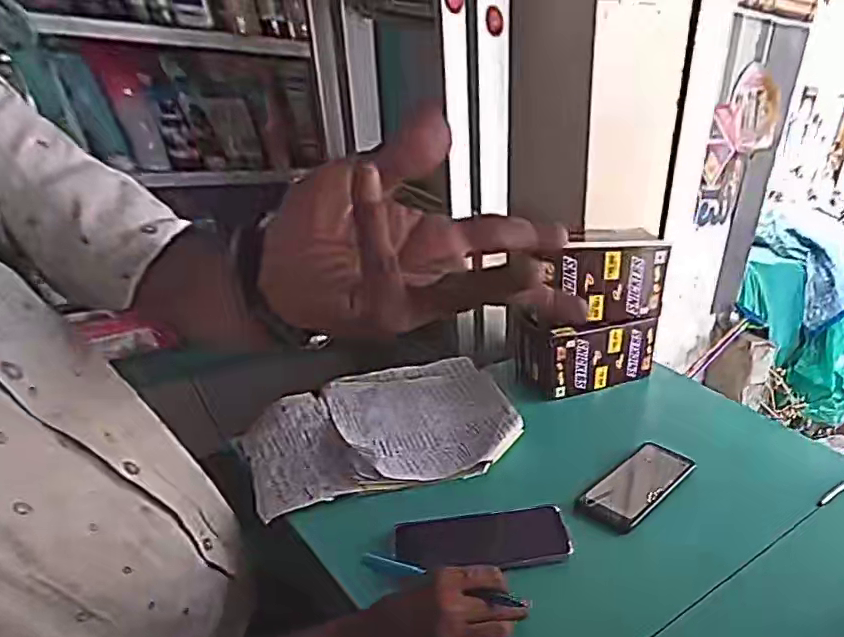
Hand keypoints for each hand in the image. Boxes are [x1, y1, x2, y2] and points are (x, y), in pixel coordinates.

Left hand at [259, 106, 588, 338]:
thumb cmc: (317, 233)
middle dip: (532, 282)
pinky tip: (370, 181)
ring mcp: (409, 299)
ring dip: (495, 281)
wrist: (272, 270)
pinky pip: (384, 266)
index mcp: (434, 247)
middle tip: (570, 287)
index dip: (529, 240)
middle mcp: (430, 277)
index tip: (562, 241)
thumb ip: (404, 155)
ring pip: (460, 294)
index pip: (491, 243)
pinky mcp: (379, 308)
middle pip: (491, 281)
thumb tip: (442, 121)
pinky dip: (372, 224)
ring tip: (530, 269)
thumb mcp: (363, 177)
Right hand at [340, 566, 527, 636]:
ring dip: (502, 630)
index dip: (501, 582)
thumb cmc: (388, 614)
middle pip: (500, 607)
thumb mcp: (419, 587)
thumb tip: (489, 590)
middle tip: (519, 610)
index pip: (488, 577)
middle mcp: (452, 609)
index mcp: (442, 583)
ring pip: (499, 633)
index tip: (503, 587)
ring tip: (499, 628)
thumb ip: (453, 587)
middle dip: (512, 608)